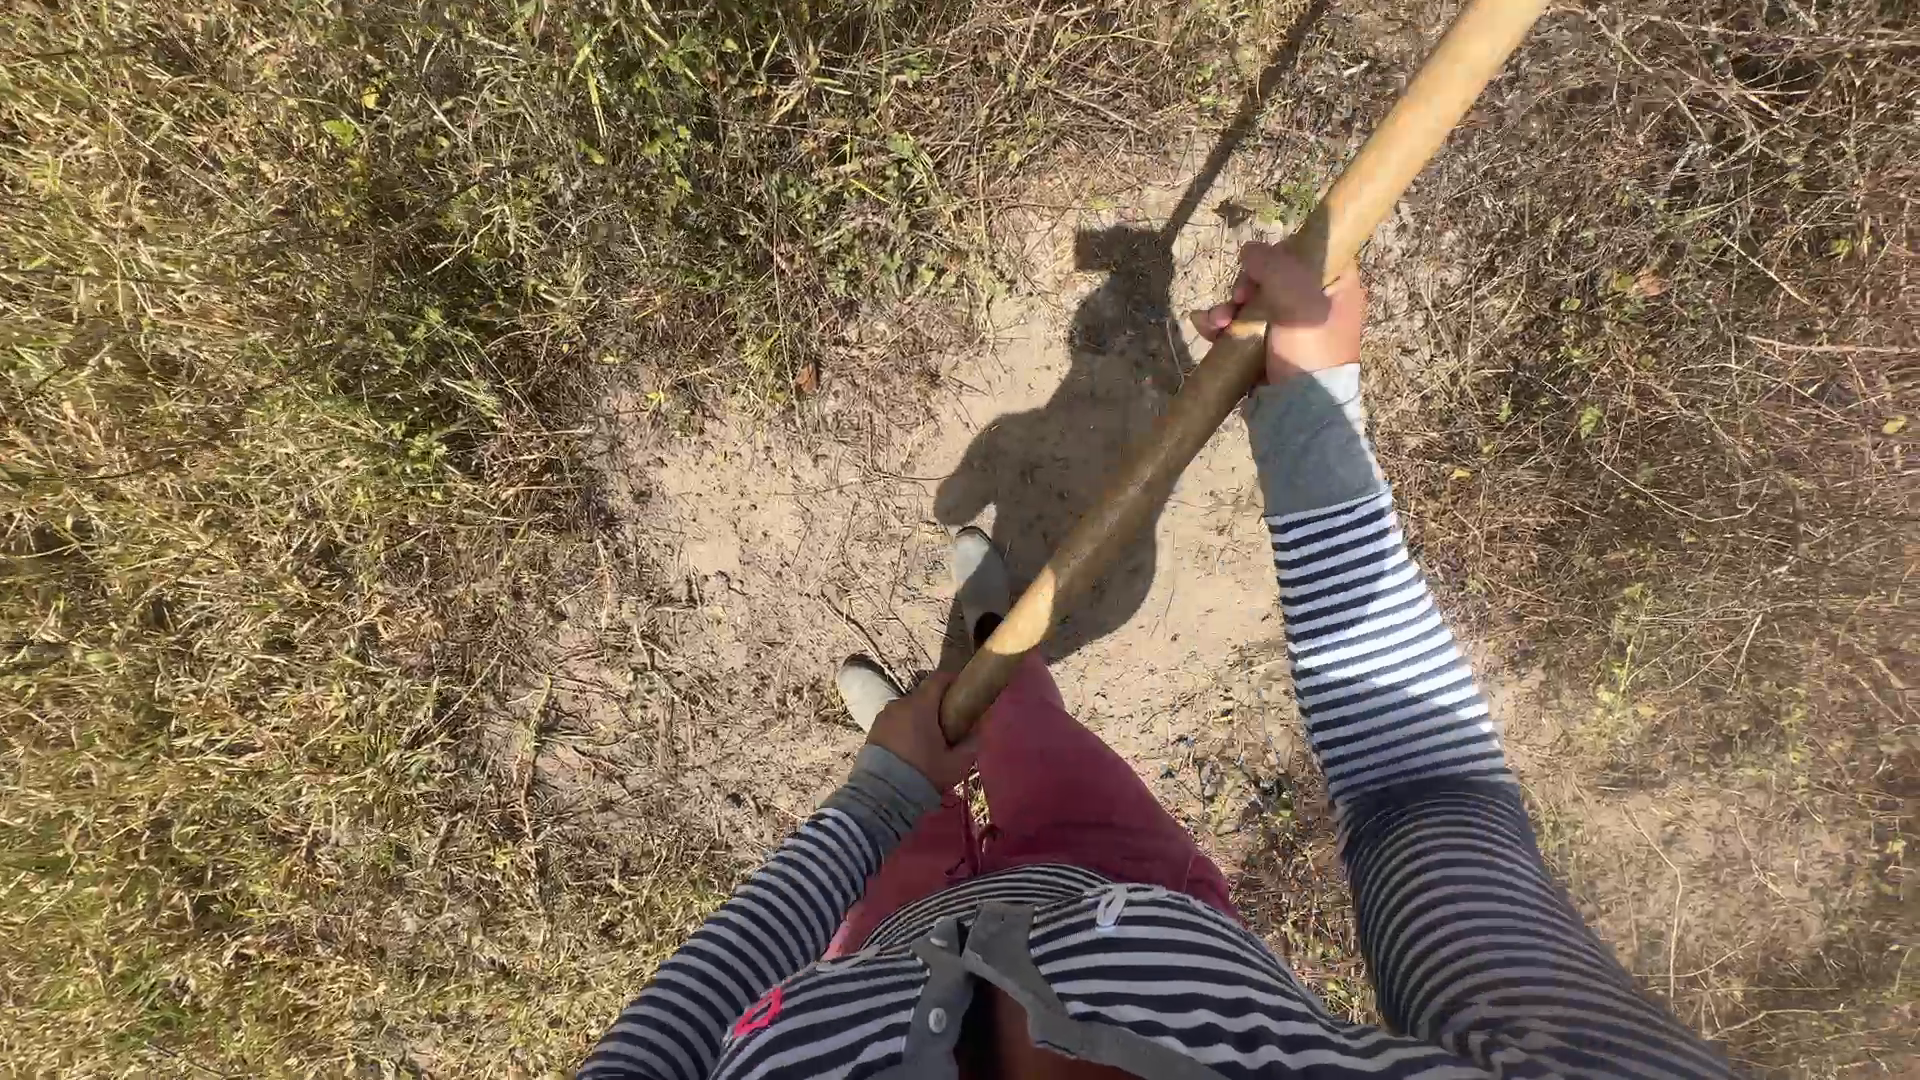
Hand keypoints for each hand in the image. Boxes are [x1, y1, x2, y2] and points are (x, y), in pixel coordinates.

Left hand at [864, 671, 976, 789]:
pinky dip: (904, 728)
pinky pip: (894, 721)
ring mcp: (884, 715)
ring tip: (927, 740)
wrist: (882, 794)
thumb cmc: (923, 773)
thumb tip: (980, 727)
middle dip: (937, 705)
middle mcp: (900, 703)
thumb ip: (972, 743)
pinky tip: (909, 747)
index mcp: (921, 705)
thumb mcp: (955, 764)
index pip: (939, 678)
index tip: (962, 690)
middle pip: (923, 695)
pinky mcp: (873, 729)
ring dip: (919, 717)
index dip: (953, 680)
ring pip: (908, 709)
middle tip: (949, 724)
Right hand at [1192, 242, 1366, 382]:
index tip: (1261, 269)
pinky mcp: (1263, 351)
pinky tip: (1205, 328)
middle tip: (1238, 301)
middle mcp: (1313, 304)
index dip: (1279, 255)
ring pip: (1250, 304)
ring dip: (1227, 308)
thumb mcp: (1299, 301)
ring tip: (1215, 323)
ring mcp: (1286, 330)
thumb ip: (1275, 268)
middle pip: (1271, 278)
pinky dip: (1220, 327)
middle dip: (1245, 287)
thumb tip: (1248, 249)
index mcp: (1336, 286)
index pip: (1307, 252)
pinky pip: (1238, 329)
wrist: (1299, 412)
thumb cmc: (1309, 351)